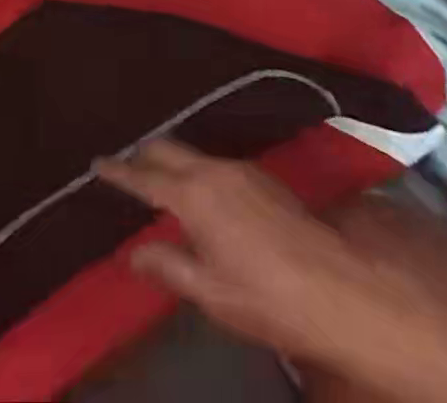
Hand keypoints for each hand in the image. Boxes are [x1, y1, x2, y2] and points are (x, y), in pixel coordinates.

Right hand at [95, 139, 446, 402]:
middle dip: (142, 155)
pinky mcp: (265, 180)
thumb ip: (169, 268)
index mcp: (196, 197)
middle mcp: (216, 172)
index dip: (118, 173)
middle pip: (168, 150)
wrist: (351, 287)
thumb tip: (134, 253)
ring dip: (171, 160)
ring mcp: (244, 171)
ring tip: (154, 172)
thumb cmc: (273, 297)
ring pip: (194, 154)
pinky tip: (198, 187)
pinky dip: (195, 168)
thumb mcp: (214, 294)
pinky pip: (215, 163)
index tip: (96, 166)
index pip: (145, 177)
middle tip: (121, 165)